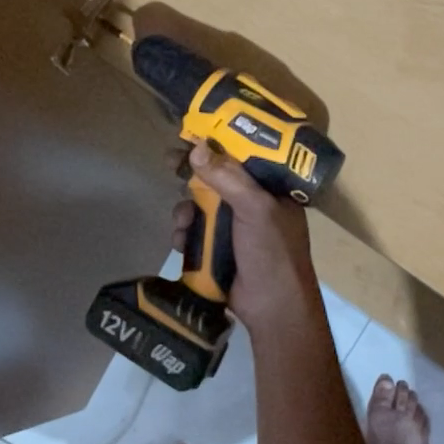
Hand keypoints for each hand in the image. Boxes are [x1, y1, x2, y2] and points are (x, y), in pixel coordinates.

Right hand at [169, 141, 319, 332]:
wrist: (272, 310)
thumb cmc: (273, 253)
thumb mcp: (256, 209)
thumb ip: (228, 178)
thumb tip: (197, 148)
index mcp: (270, 187)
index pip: (242, 153)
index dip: (216, 142)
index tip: (191, 133)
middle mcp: (252, 201)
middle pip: (215, 176)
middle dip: (191, 172)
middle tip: (170, 163)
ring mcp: (233, 225)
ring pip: (200, 203)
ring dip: (185, 210)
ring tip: (182, 222)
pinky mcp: (216, 247)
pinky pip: (193, 230)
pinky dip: (183, 233)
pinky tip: (180, 241)